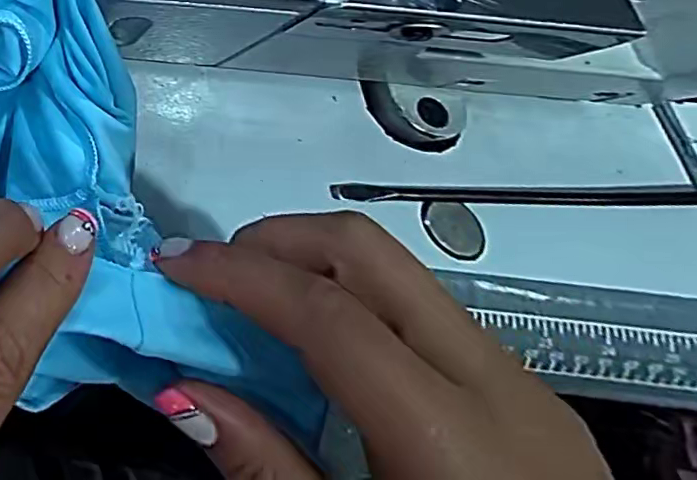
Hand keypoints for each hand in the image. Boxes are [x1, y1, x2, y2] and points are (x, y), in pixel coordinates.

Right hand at [153, 212, 610, 479]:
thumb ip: (271, 469)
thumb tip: (184, 393)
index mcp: (458, 441)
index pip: (328, 311)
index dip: (238, 275)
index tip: (174, 262)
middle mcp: (499, 387)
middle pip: (363, 249)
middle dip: (272, 240)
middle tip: (212, 271)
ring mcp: (518, 381)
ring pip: (390, 266)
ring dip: (306, 261)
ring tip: (251, 299)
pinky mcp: (521, 390)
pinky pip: (411, 304)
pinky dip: (344, 295)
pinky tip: (315, 343)